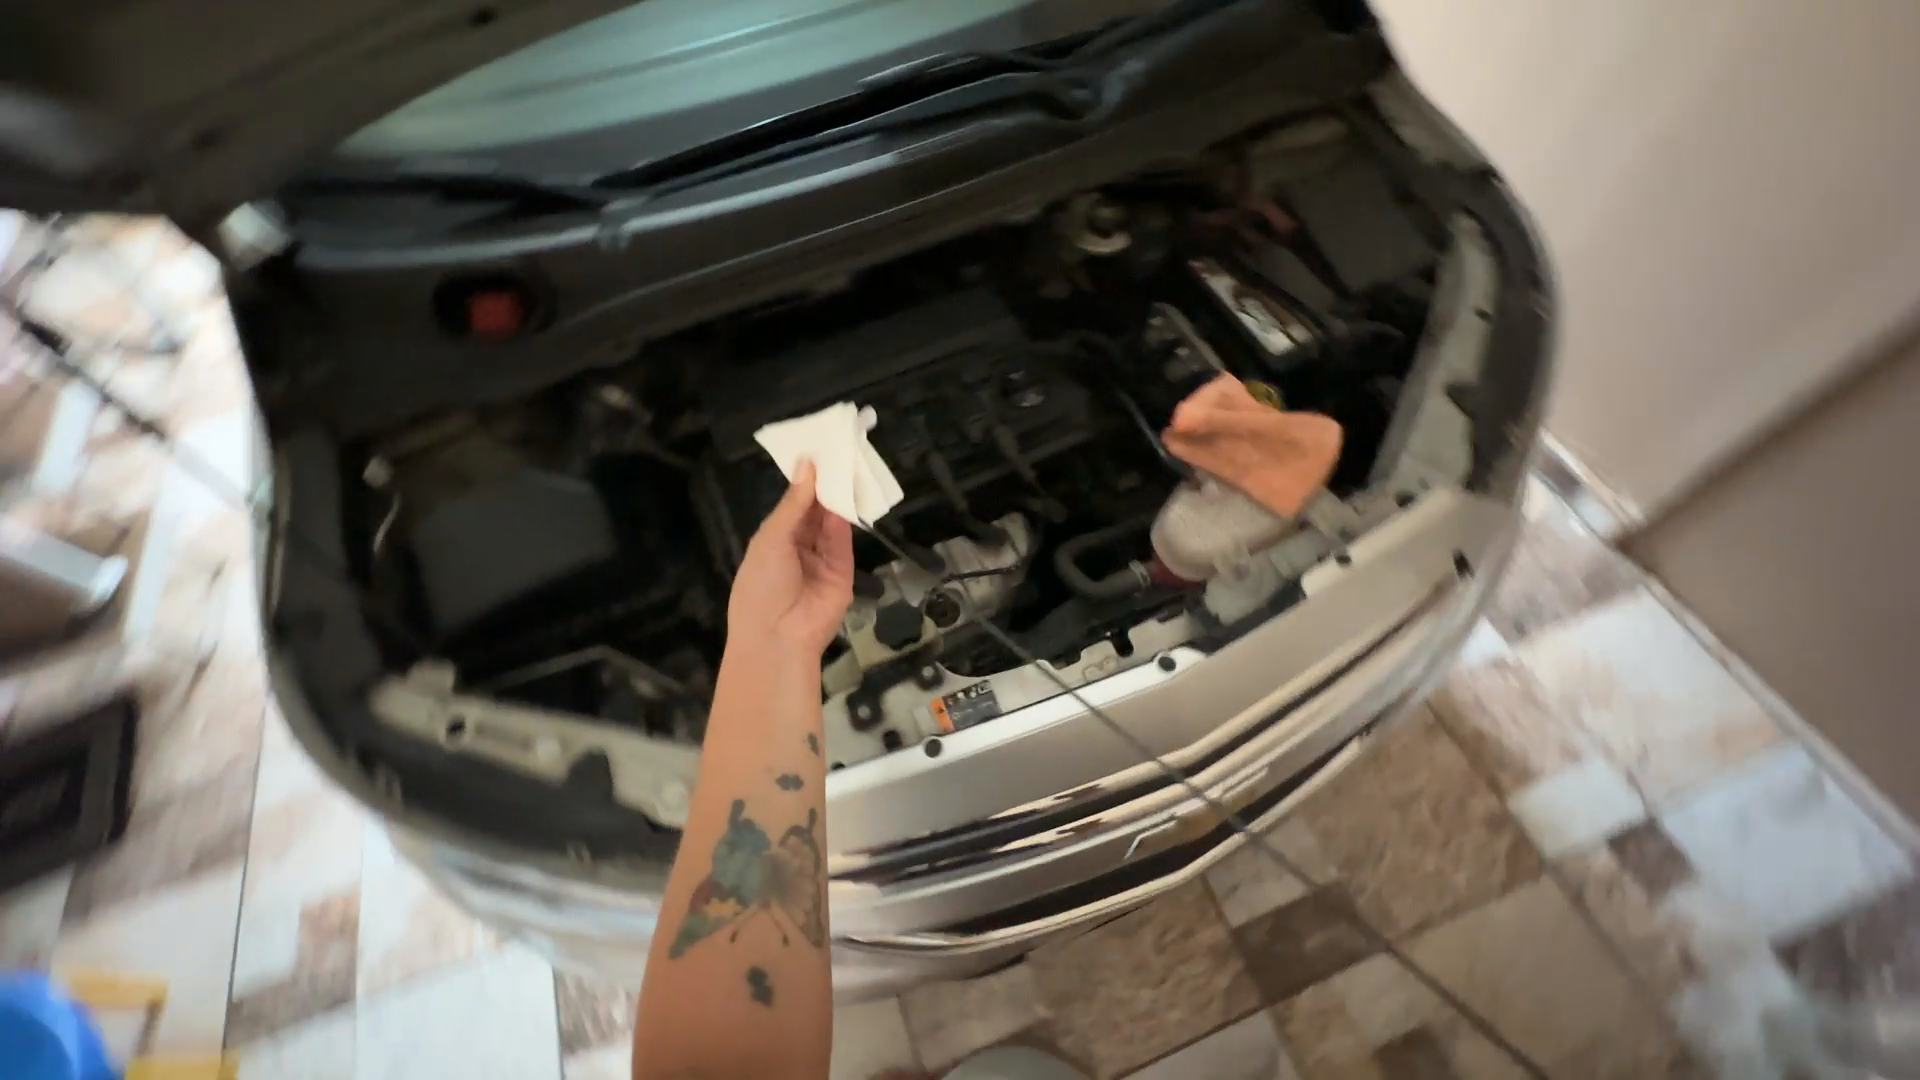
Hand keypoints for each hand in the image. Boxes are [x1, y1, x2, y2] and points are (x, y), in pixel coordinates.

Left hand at [727, 460, 855, 657]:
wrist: (778, 636)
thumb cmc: (760, 585)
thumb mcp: (770, 539)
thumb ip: (793, 504)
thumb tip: (807, 466)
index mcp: (774, 541)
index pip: (793, 505)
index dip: (803, 482)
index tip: (816, 452)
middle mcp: (798, 547)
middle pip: (815, 512)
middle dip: (824, 486)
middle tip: (837, 451)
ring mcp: (822, 559)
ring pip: (831, 523)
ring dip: (837, 498)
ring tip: (847, 466)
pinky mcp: (843, 570)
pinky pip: (844, 541)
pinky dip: (847, 519)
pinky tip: (849, 494)